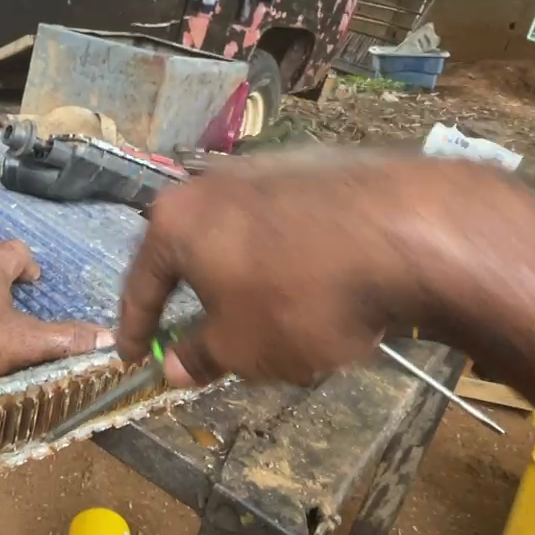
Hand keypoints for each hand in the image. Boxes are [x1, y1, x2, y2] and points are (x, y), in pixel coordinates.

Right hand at [117, 153, 534, 385]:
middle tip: (195, 333)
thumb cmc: (298, 297)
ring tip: (264, 315)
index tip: (132, 357)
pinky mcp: (312, 167)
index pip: (141, 283)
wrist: (402, 232)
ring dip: (241, 276)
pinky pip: (281, 223)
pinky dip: (283, 256)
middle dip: (193, 296)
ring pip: (237, 235)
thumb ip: (199, 356)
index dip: (136, 327)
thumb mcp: (242, 347)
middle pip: (189, 250)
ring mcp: (263, 169)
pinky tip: (312, 283)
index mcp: (175, 222)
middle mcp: (209, 184)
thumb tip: (173, 367)